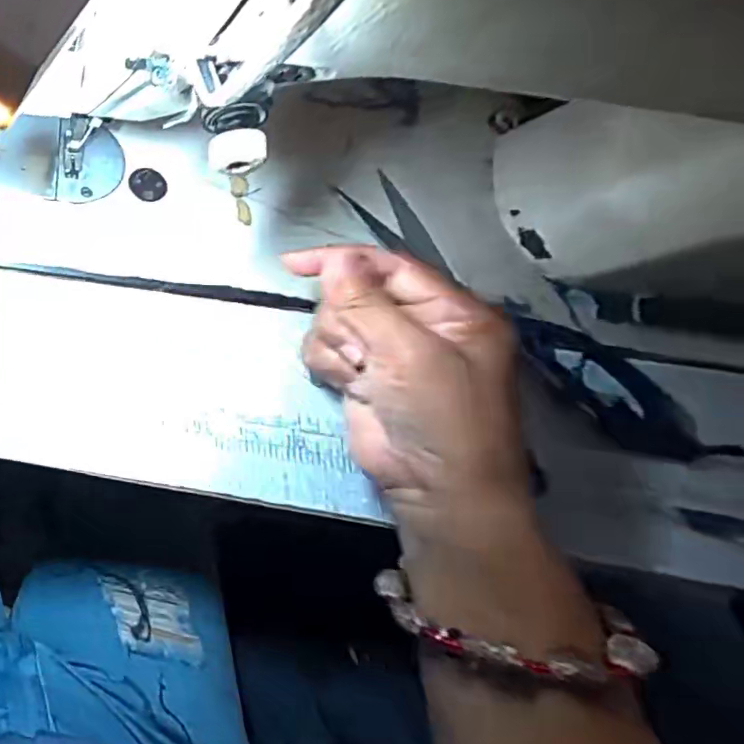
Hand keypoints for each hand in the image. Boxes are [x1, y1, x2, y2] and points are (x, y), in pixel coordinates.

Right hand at [284, 246, 529, 537]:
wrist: (434, 483)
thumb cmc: (440, 415)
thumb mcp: (408, 352)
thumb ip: (366, 302)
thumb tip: (335, 261)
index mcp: (450, 311)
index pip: (387, 266)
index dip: (342, 260)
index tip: (293, 265)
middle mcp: (418, 325)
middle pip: (351, 294)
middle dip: (345, 321)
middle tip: (364, 353)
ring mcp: (387, 350)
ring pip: (330, 322)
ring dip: (335, 347)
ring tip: (361, 375)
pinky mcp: (361, 371)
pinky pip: (322, 348)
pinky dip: (328, 364)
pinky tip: (349, 385)